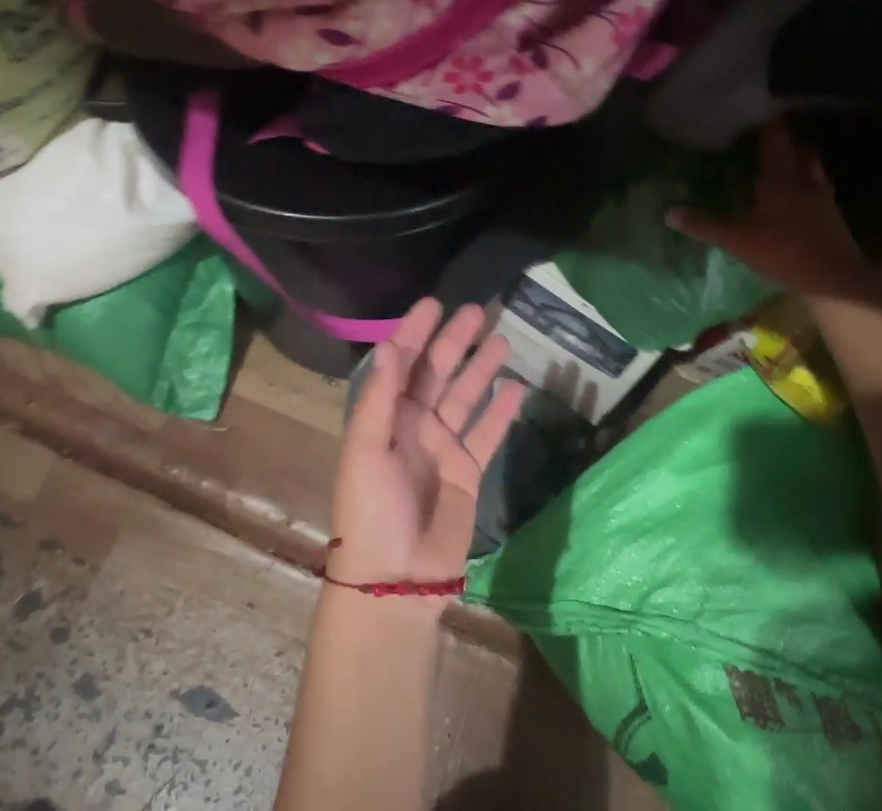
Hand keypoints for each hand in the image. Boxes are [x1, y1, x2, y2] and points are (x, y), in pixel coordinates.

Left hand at [327, 298, 525, 603]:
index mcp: (385, 418)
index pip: (401, 365)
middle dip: (455, 342)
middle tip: (478, 310)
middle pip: (437, 374)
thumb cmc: (371, 512)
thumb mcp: (365, 451)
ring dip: (481, 370)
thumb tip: (392, 347)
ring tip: (503, 340)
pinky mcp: (468, 473)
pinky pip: (486, 434)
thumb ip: (380, 399)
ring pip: (465, 398)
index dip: (415, 333)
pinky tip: (517, 388)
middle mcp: (414, 427)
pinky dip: (500, 412)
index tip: (434, 303)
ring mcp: (443, 449)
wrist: (395, 578)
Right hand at [668, 121, 874, 297]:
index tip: (761, 111)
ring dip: (803, 162)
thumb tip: (669, 213)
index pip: (776, 141)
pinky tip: (803, 199)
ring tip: (789, 163)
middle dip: (789, 141)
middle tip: (774, 137)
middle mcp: (805, 182)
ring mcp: (823, 200)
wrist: (833, 279)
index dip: (769, 124)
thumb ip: (705, 225)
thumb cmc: (783, 252)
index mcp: (781, 180)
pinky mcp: (833, 218)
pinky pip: (821, 192)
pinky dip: (811, 188)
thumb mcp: (738, 240)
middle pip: (801, 151)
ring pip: (814, 170)